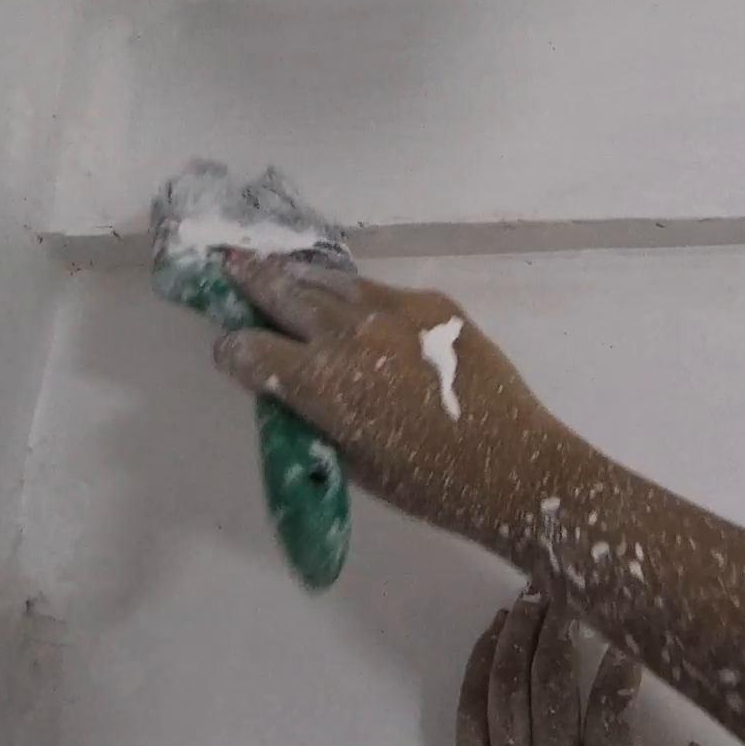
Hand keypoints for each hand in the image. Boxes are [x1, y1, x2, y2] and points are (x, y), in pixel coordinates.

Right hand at [213, 254, 585, 543]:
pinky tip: (346, 297)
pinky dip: (352, 294)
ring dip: (299, 277)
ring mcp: (392, 310)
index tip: (229, 349)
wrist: (515, 466)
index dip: (234, 351)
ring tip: (276, 265)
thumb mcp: (351, 461)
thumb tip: (290, 384)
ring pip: (330, 282)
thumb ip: (313, 415)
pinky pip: (377, 290)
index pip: (253, 351)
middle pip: (285, 295)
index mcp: (322, 383)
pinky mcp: (430, 302)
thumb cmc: (428, 484)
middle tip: (229, 261)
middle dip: (252, 278)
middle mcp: (349, 335)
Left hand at [447, 593, 643, 745]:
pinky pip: (469, 706)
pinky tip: (493, 630)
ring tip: (531, 595)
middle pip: (554, 688)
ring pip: (509, 685)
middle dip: (561, 632)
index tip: (626, 642)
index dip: (619, 677)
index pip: (612, 723)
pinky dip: (480, 661)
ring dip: (520, 633)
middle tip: (568, 590)